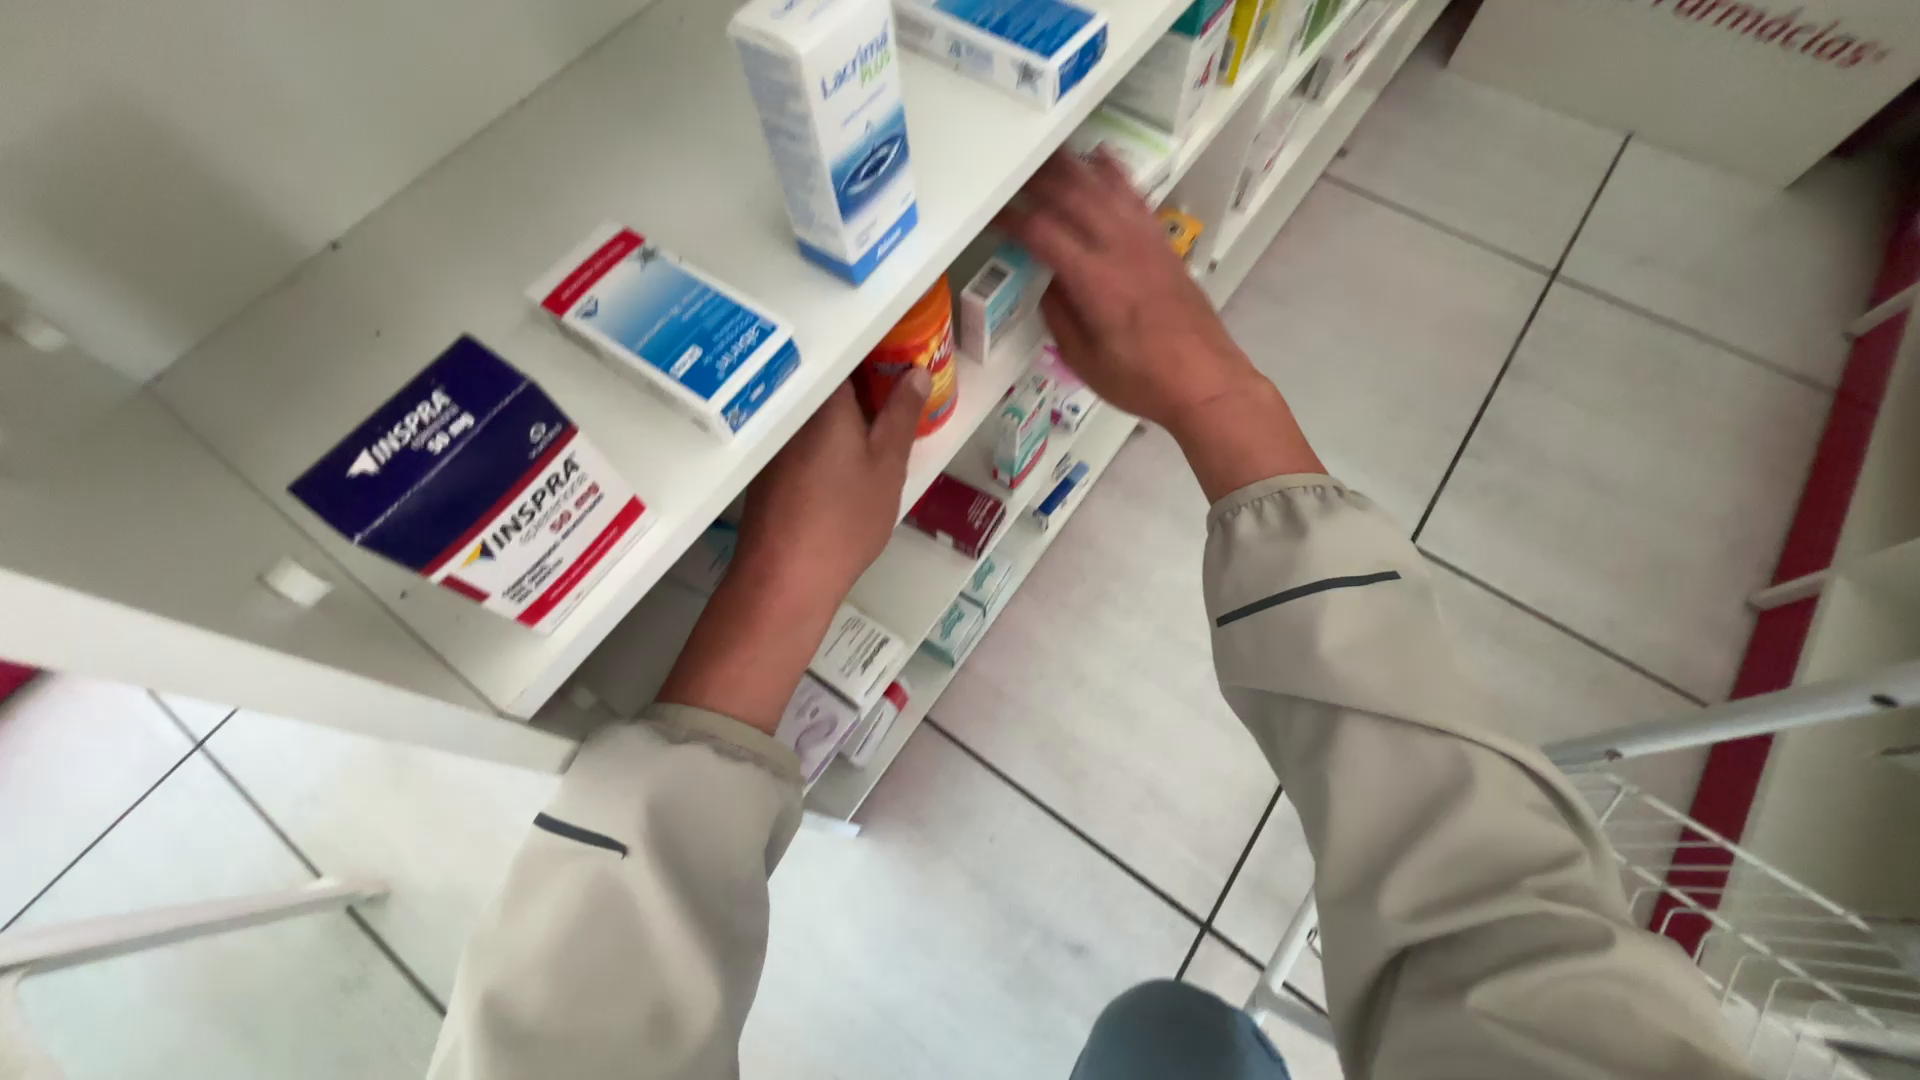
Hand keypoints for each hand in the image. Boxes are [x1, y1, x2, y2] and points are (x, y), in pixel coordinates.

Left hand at [737, 371, 928, 597]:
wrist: (786, 577)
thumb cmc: (845, 519)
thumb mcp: (888, 465)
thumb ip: (902, 415)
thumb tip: (916, 372)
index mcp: (824, 400)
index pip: (850, 352)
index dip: (879, 348)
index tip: (906, 352)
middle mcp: (792, 410)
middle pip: (830, 380)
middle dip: (865, 381)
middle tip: (901, 392)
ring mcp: (774, 439)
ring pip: (815, 408)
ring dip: (845, 409)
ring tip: (879, 422)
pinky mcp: (767, 465)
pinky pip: (801, 433)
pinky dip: (824, 434)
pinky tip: (844, 456)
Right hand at [995, 150, 1262, 437]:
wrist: (1205, 380)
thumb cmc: (1141, 380)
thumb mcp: (1084, 361)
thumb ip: (1060, 316)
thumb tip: (1049, 284)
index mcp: (1093, 280)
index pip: (1042, 233)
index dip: (1011, 220)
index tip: (990, 216)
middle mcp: (1118, 248)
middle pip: (1071, 196)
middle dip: (1036, 180)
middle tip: (1009, 171)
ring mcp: (1145, 240)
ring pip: (1103, 187)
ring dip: (1071, 167)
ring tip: (1044, 153)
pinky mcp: (1162, 243)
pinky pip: (1134, 196)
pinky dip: (1114, 173)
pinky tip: (1100, 158)